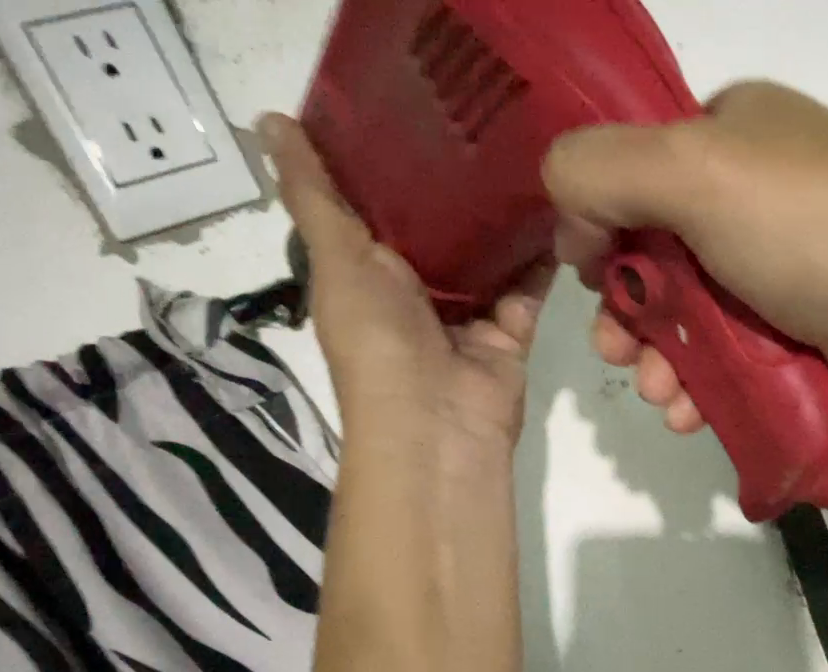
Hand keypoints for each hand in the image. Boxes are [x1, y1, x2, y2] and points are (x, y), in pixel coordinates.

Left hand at [260, 113, 551, 450]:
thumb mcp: (335, 259)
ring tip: (527, 144)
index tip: (408, 90)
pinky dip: (543, 254)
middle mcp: (415, 290)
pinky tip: (561, 202)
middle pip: (437, 224)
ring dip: (502, 211)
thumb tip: (266, 119)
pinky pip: (529, 284)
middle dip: (453, 175)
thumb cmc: (375, 342)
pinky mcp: (511, 330)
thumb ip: (313, 195)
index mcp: (364, 272)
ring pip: (487, 252)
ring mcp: (467, 313)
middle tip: (481, 108)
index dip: (383, 151)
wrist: (437, 426)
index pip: (372, 202)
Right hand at [542, 82, 827, 431]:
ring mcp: (780, 265)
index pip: (635, 172)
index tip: (592, 281)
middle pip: (656, 256)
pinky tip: (690, 415)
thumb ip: (599, 172)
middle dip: (628, 315)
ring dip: (660, 361)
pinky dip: (701, 385)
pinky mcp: (800, 328)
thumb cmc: (808, 227)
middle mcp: (753, 193)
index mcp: (729, 132)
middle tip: (615, 354)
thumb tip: (569, 228)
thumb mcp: (691, 169)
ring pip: (690, 316)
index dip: (602, 228)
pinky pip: (729, 356)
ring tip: (662, 399)